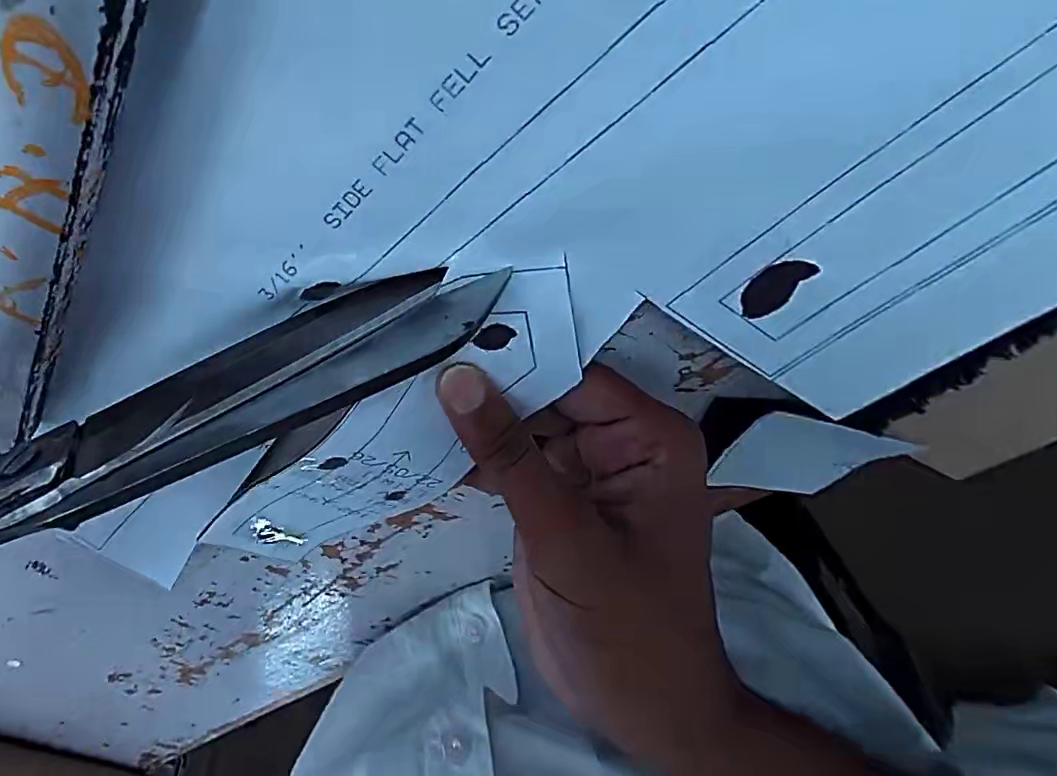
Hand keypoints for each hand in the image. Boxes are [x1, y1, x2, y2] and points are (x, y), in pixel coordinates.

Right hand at [440, 365, 894, 774]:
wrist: (640, 712)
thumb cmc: (627, 628)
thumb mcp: (564, 535)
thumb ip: (508, 455)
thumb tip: (458, 379)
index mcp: (648, 436)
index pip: (570, 372)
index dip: (510, 356)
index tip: (445, 344)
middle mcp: (617, 440)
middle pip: (540, 390)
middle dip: (484, 386)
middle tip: (415, 368)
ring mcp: (582, 465)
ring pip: (518, 419)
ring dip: (471, 418)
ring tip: (408, 396)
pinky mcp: (552, 490)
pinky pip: (507, 454)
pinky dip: (471, 452)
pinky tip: (425, 442)